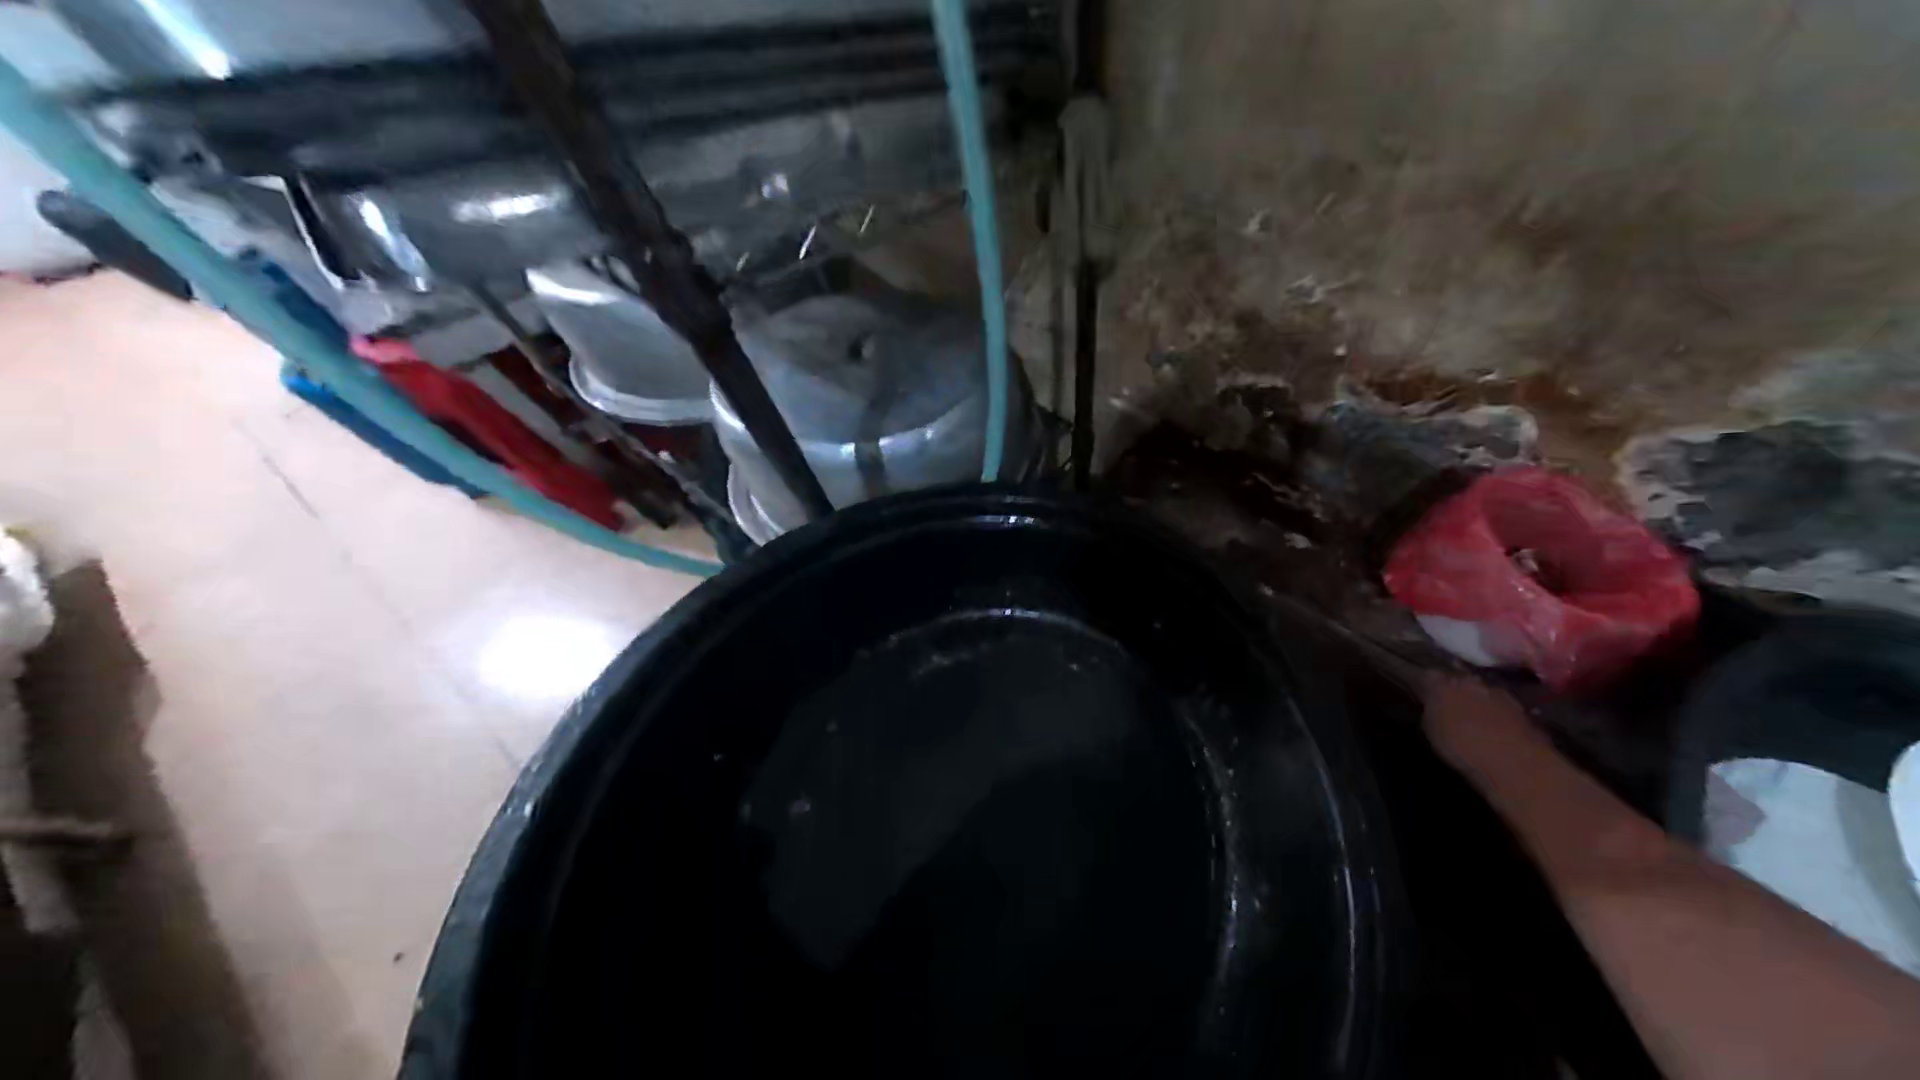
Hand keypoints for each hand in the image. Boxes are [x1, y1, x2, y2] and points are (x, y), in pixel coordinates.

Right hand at [1418, 672, 1545, 772]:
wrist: (1516, 762)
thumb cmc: (1461, 747)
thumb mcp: (1432, 730)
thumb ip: (1432, 711)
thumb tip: (1434, 705)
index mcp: (1442, 684)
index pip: (1428, 675)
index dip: (1426, 683)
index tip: (1423, 692)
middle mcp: (1471, 680)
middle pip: (1459, 678)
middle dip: (1454, 688)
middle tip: (1449, 702)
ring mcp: (1500, 692)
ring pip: (1483, 691)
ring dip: (1478, 700)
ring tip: (1475, 717)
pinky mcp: (1522, 708)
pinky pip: (1503, 706)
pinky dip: (1498, 713)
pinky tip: (1496, 728)